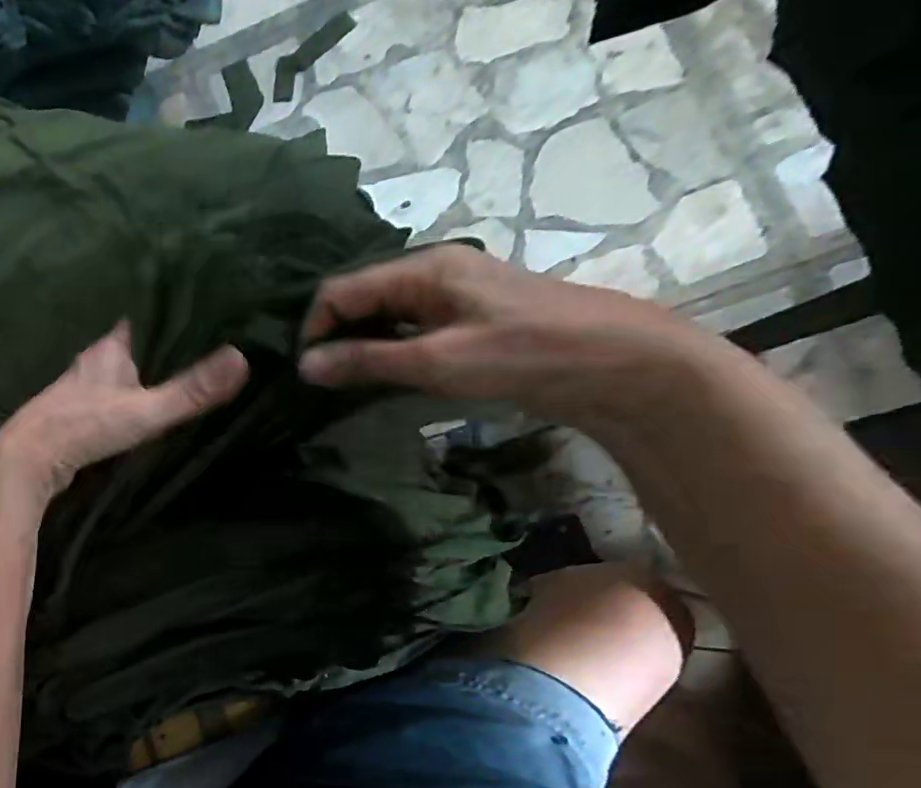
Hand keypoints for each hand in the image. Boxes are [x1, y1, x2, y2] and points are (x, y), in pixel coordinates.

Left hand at [0, 321, 249, 497]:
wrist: (27, 462)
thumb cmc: (82, 426)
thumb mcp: (144, 410)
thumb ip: (190, 391)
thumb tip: (243, 360)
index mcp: (106, 352)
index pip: (136, 321)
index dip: (158, 315)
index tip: (187, 309)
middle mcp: (87, 366)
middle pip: (122, 350)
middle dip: (147, 349)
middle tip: (184, 347)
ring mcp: (73, 395)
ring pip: (108, 379)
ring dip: (128, 380)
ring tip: (163, 377)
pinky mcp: (64, 422)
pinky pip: (97, 406)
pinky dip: (112, 406)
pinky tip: (126, 414)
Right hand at [298, 245, 735, 428]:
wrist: (616, 363)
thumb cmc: (523, 354)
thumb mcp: (435, 360)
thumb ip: (365, 360)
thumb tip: (303, 365)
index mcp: (422, 269)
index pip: (339, 290)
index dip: (314, 329)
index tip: (307, 373)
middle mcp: (431, 272)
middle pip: (358, 298)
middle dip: (332, 337)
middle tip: (321, 382)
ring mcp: (449, 296)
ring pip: (380, 315)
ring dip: (357, 347)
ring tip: (344, 384)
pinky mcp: (463, 320)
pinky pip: (405, 329)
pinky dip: (384, 351)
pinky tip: (380, 378)